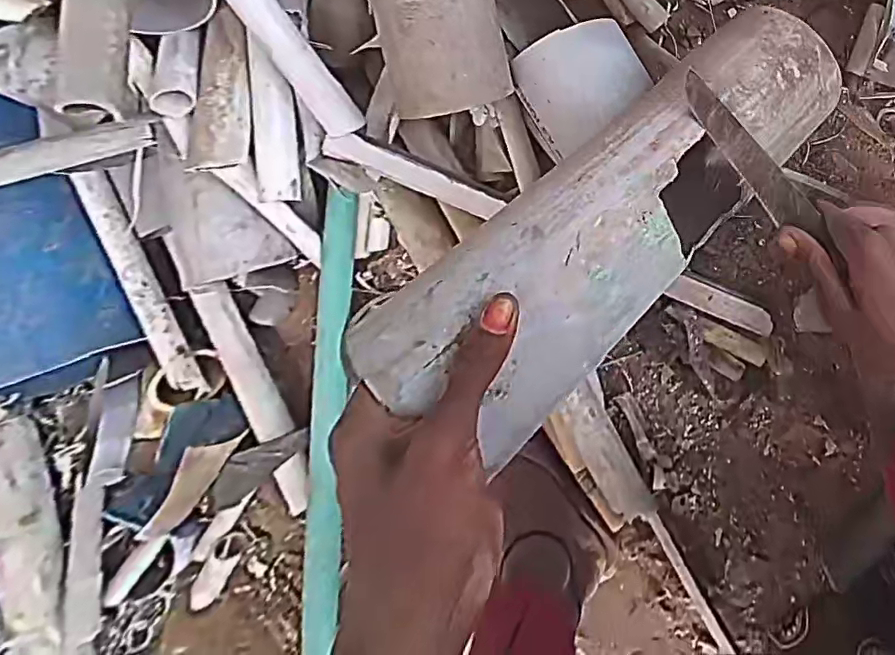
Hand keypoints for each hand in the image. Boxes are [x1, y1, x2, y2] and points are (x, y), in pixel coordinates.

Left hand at [334, 293, 517, 654]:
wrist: (435, 612)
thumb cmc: (412, 544)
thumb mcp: (443, 444)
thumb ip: (471, 376)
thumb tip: (495, 314)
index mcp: (367, 419)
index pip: (395, 347)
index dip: (430, 314)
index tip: (465, 282)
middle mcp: (396, 425)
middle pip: (433, 362)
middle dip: (466, 331)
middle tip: (500, 291)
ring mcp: (432, 441)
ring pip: (462, 384)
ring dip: (489, 357)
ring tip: (518, 315)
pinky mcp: (463, 457)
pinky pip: (485, 408)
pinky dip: (504, 386)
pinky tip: (527, 363)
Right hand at [777, 203, 894, 403]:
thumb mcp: (841, 311)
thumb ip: (816, 268)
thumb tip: (791, 238)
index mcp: (865, 246)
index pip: (825, 216)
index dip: (807, 230)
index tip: (795, 247)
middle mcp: (885, 238)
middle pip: (843, 226)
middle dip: (826, 247)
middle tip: (820, 281)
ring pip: (859, 239)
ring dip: (846, 258)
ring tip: (844, 294)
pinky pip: (876, 250)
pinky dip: (864, 266)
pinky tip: (864, 297)